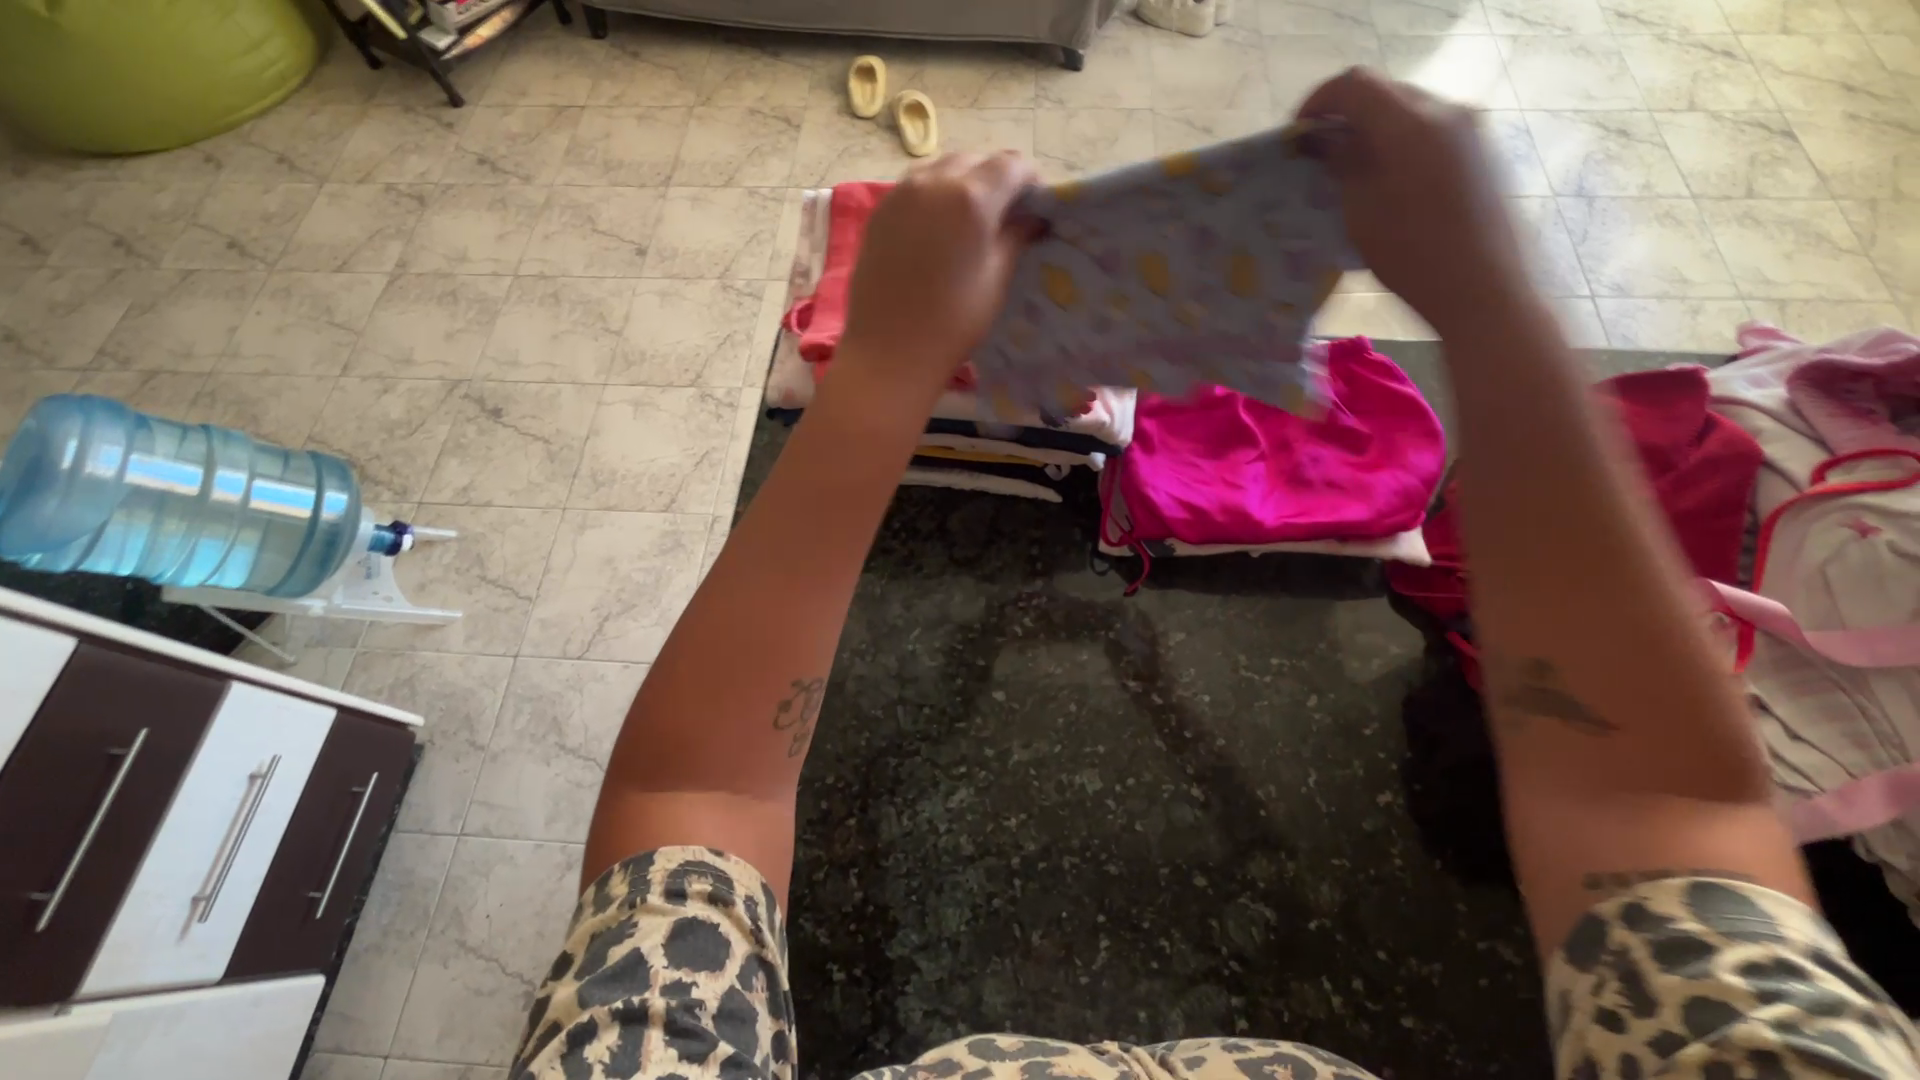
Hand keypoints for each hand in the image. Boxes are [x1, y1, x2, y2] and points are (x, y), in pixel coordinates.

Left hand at [837, 151, 1039, 399]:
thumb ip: (1016, 236)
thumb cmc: (952, 322)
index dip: (1031, 180)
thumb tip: (1032, 216)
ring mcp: (900, 193)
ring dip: (964, 183)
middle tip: (1008, 214)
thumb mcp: (996, 279)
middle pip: (975, 160)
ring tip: (973, 220)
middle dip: (997, 178)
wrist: (889, 351)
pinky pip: (915, 187)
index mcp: (970, 197)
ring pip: (942, 169)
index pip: (1011, 164)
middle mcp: (933, 182)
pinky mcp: (880, 212)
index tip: (1038, 206)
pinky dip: (935, 196)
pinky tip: (940, 229)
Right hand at [1297, 68, 1535, 339]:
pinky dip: (1401, 142)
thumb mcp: (1361, 213)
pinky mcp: (1482, 149)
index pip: (1355, 84)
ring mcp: (1471, 128)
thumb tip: (1325, 140)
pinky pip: (1432, 129)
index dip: (1318, 102)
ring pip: (1409, 110)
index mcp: (1411, 123)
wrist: (1487, 289)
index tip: (1298, 135)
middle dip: (1346, 116)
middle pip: (1384, 92)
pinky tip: (1388, 182)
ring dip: (1374, 130)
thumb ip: (1342, 165)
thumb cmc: (1414, 257)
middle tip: (1320, 156)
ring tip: (1352, 172)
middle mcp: (1446, 111)